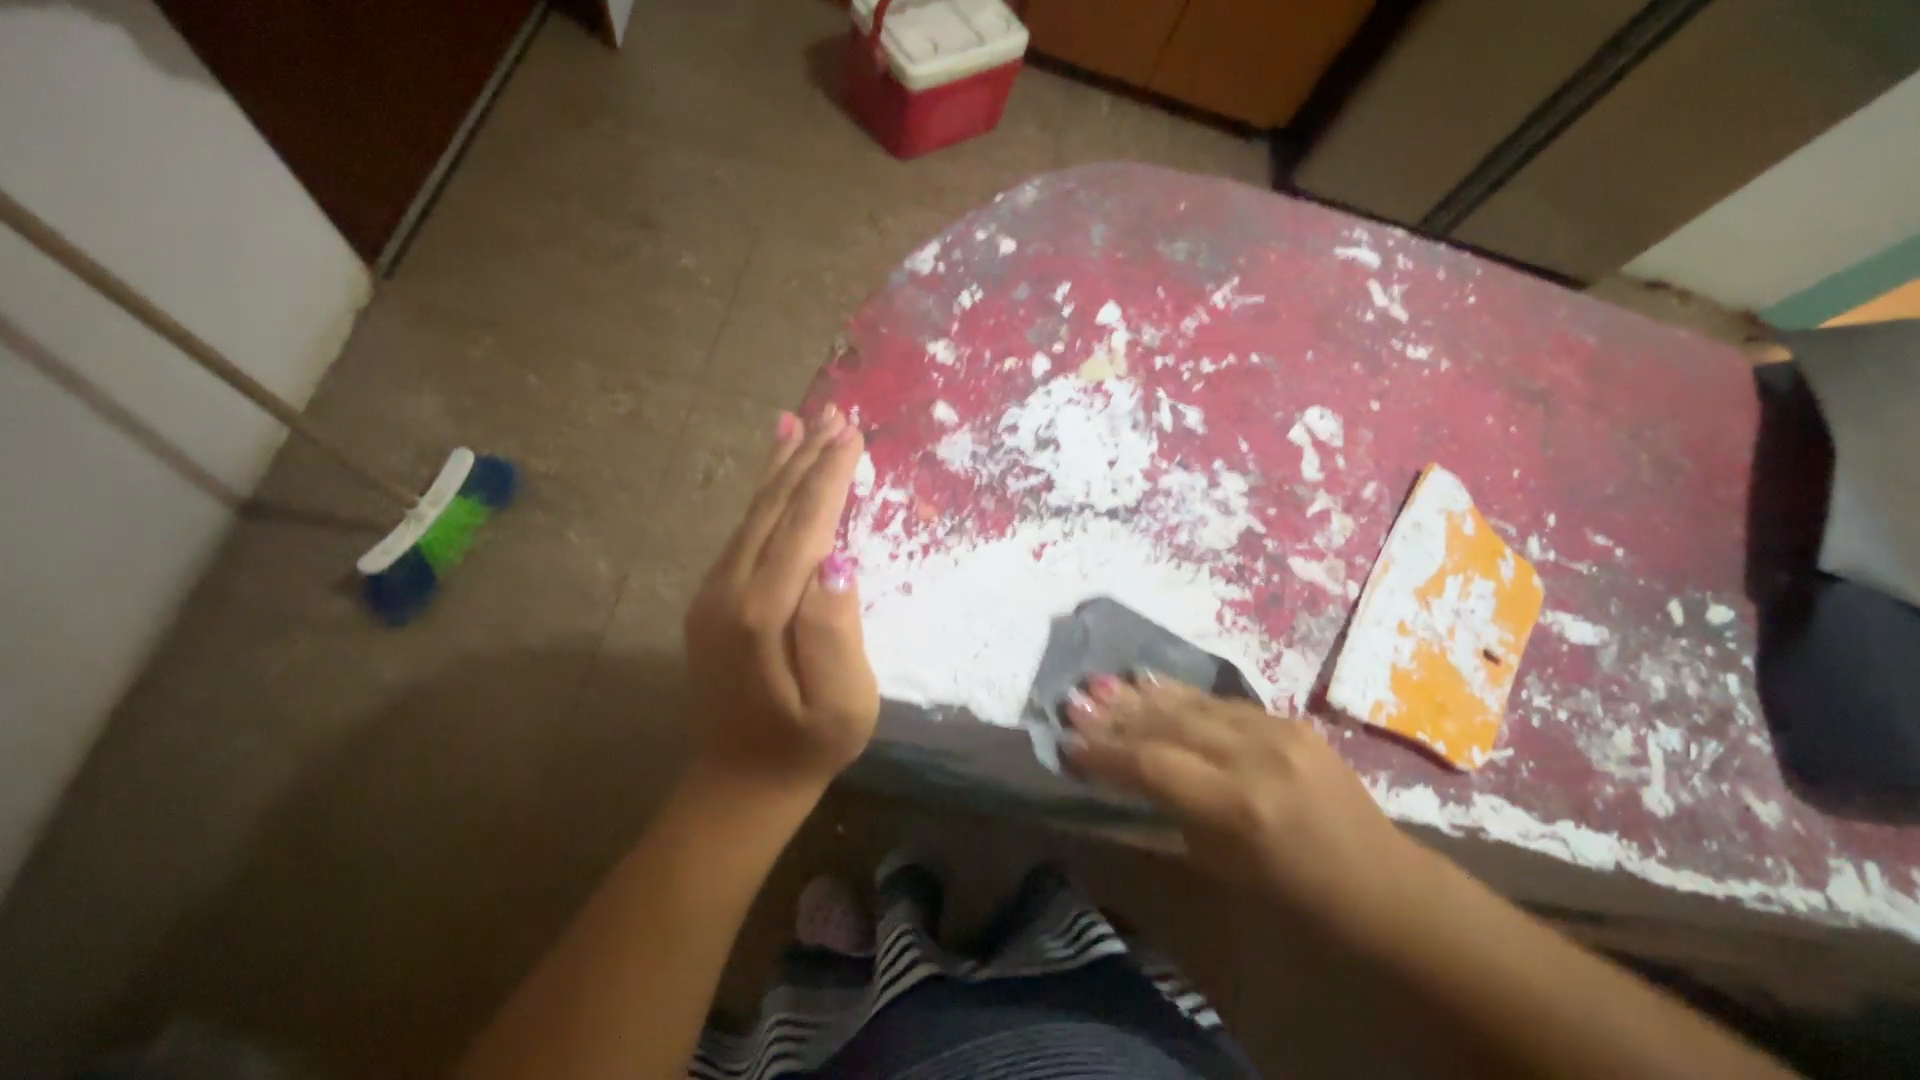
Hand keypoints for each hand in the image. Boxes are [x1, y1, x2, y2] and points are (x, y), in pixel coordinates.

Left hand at [683, 405, 877, 790]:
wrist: (737, 786)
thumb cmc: (807, 748)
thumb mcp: (844, 705)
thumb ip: (838, 631)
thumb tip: (837, 560)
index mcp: (763, 611)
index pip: (804, 526)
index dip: (829, 478)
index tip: (853, 434)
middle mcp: (728, 590)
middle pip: (773, 508)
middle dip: (806, 458)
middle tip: (836, 412)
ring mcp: (712, 595)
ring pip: (752, 515)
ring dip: (781, 469)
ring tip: (801, 424)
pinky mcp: (711, 603)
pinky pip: (741, 534)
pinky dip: (762, 498)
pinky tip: (772, 477)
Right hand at [1066, 674, 1434, 931]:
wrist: (1384, 891)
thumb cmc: (1295, 903)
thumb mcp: (1218, 869)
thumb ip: (1166, 817)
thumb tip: (1119, 780)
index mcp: (1236, 806)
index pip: (1152, 764)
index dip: (1104, 751)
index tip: (1067, 742)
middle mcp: (1256, 757)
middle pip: (1170, 724)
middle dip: (1117, 714)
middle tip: (1072, 700)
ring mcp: (1280, 733)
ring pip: (1196, 705)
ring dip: (1144, 696)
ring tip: (1101, 684)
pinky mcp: (1293, 724)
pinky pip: (1224, 704)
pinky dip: (1184, 696)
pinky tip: (1155, 685)